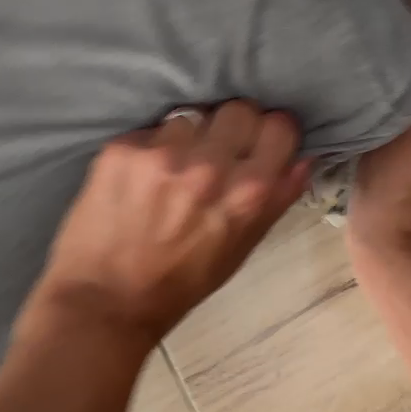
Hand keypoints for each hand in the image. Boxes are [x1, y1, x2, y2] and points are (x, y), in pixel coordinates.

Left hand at [22, 100, 311, 345]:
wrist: (105, 302)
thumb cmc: (183, 281)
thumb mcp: (243, 247)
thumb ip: (278, 198)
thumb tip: (305, 157)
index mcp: (248, 193)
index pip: (279, 126)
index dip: (272, 133)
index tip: (261, 142)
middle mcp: (210, 167)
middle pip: (239, 109)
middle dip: (233, 127)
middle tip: (218, 150)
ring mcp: (163, 155)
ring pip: (193, 115)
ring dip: (189, 136)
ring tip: (175, 168)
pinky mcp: (122, 150)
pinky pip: (152, 128)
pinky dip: (152, 146)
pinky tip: (143, 175)